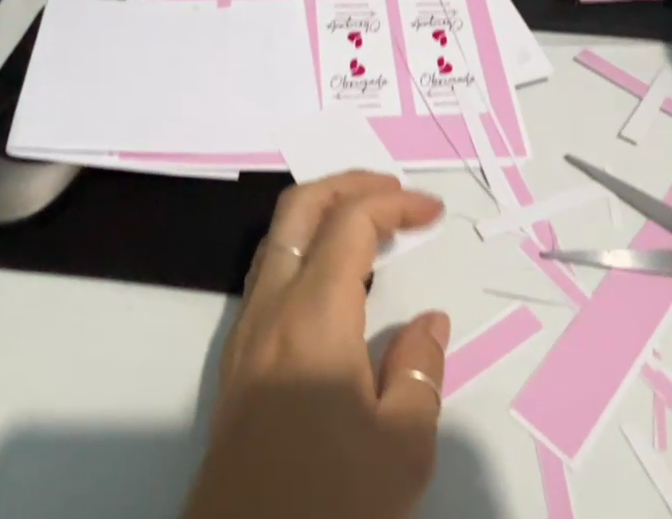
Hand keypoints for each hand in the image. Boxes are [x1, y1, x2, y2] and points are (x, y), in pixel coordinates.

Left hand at [181, 173, 448, 518]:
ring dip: (322, 212)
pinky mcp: (237, 358)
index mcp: (314, 315)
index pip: (351, 224)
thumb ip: (419, 368)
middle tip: (395, 191)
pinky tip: (334, 279)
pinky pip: (269, 273)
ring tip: (370, 224)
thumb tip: (428, 322)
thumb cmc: (330, 498)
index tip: (433, 212)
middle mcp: (271, 307)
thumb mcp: (402, 444)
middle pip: (299, 209)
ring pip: (277, 237)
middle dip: (349, 184)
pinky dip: (305, 248)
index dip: (395, 204)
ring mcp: (246, 330)